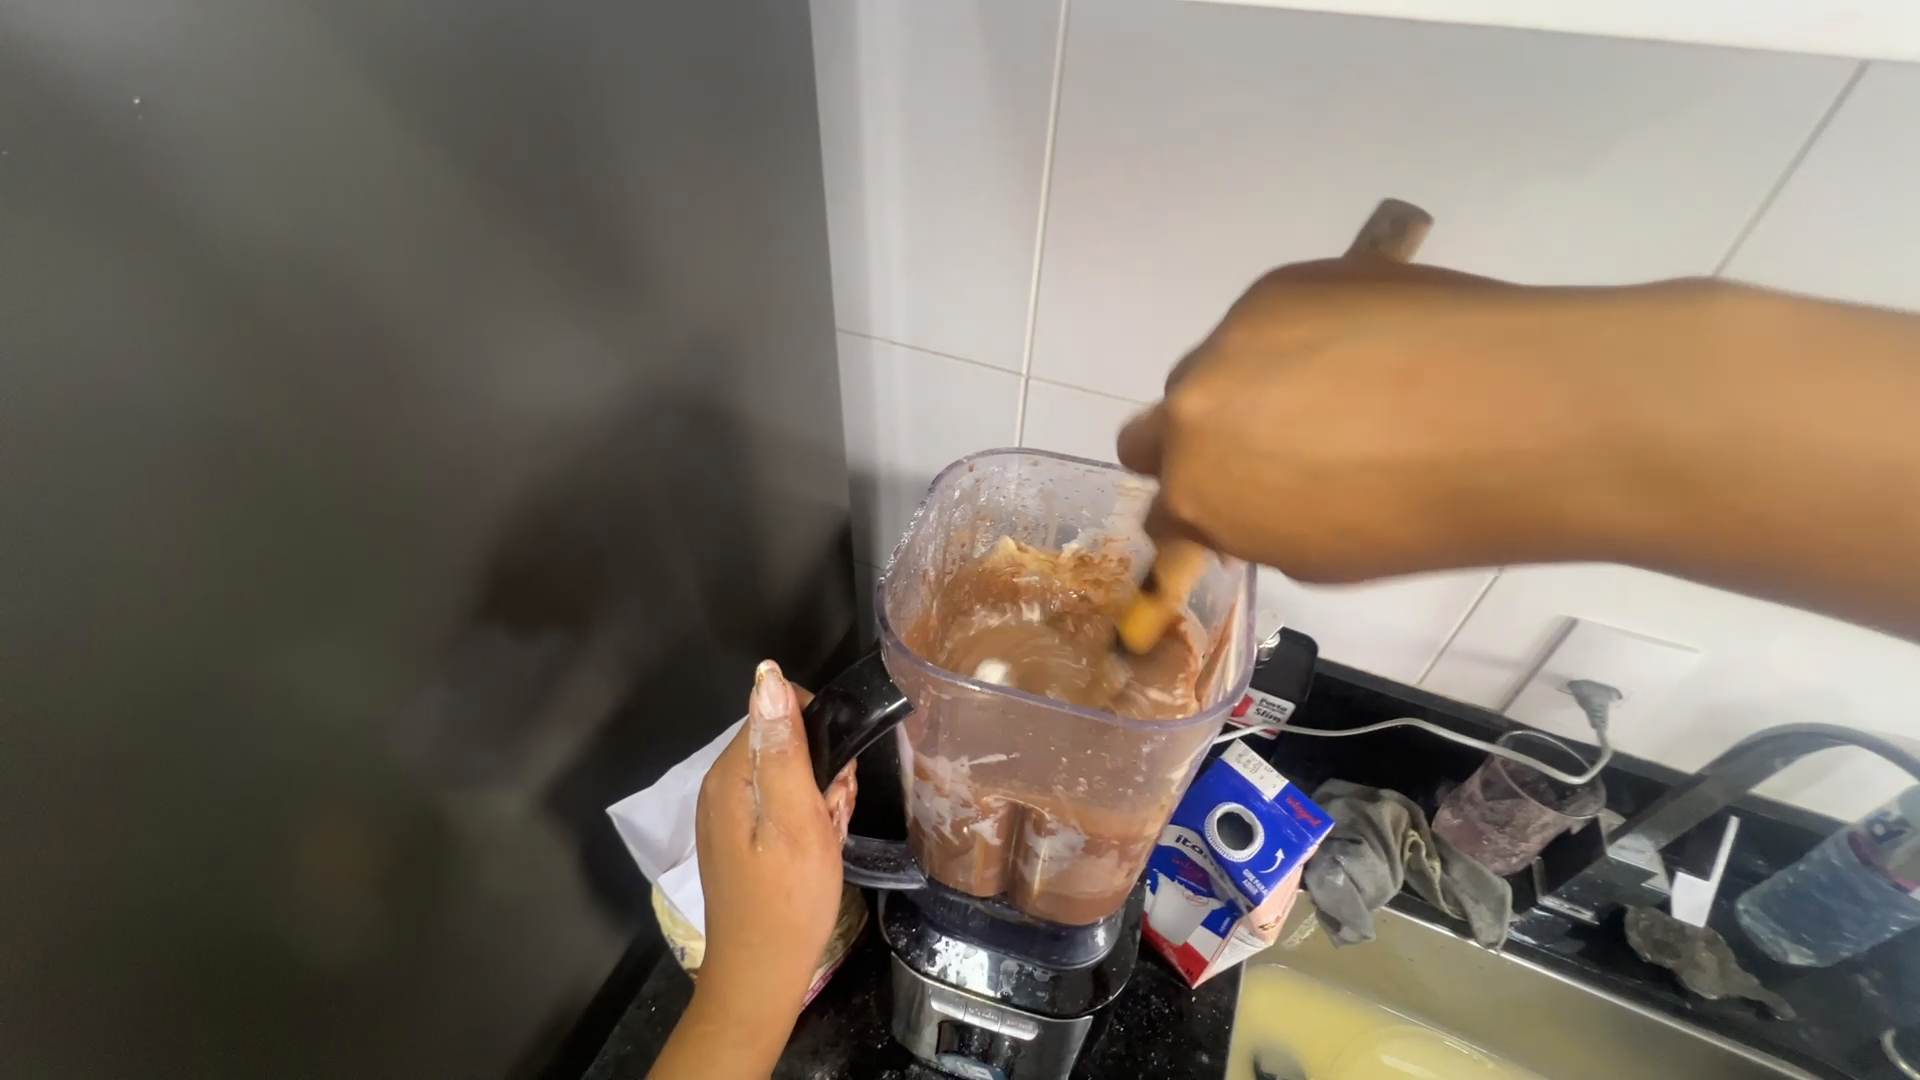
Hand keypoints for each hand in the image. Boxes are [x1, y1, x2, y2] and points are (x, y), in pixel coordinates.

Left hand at [649, 661, 856, 1079]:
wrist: (763, 977)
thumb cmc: (789, 898)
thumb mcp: (797, 818)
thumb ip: (785, 747)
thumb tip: (768, 675)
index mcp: (730, 774)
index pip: (778, 710)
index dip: (819, 736)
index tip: (834, 781)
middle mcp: (721, 785)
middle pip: (786, 741)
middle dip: (822, 770)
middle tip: (832, 815)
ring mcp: (728, 811)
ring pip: (790, 771)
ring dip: (820, 796)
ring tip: (827, 834)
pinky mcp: (739, 834)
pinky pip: (782, 801)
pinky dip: (808, 816)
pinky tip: (816, 846)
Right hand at [1116, 259, 1665, 580]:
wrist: (1530, 415)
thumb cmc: (1425, 518)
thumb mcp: (1316, 556)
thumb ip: (1250, 527)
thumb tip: (1247, 499)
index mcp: (1195, 493)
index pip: (1160, 511)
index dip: (1198, 518)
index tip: (1237, 514)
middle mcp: (1189, 412)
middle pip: (1147, 435)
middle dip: (1190, 451)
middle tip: (1262, 452)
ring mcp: (1229, 341)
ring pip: (1203, 372)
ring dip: (1236, 390)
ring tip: (1329, 391)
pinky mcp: (1277, 286)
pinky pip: (1256, 324)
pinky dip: (1286, 341)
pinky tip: (1358, 349)